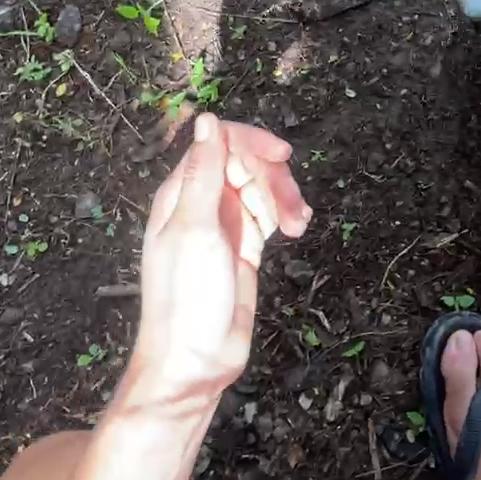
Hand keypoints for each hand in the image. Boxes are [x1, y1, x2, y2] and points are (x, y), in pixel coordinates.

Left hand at [128, 114, 310, 401]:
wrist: (196, 362)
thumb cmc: (187, 296)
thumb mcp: (195, 229)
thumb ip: (203, 172)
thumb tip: (207, 118)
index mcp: (182, 191)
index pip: (219, 142)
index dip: (251, 141)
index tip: (282, 155)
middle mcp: (203, 200)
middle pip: (246, 162)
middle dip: (273, 179)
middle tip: (292, 211)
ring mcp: (225, 222)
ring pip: (262, 187)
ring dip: (284, 199)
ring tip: (298, 226)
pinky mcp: (245, 244)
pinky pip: (270, 212)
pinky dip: (286, 214)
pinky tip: (297, 227)